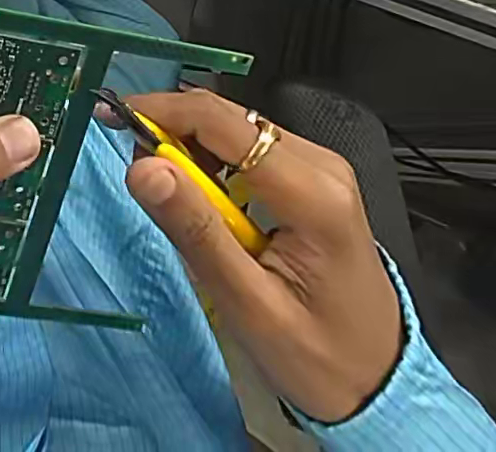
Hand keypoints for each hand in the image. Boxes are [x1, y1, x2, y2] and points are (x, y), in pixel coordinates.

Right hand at [121, 88, 402, 423]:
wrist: (382, 386)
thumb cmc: (320, 358)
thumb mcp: (250, 306)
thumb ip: (196, 231)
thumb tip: (143, 168)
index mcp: (312, 193)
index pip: (222, 124)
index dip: (161, 111)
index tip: (113, 117)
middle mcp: (319, 164)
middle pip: (226, 116)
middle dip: (169, 126)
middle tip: (136, 166)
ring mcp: (318, 165)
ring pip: (231, 125)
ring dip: (187, 142)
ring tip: (167, 189)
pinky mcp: (309, 174)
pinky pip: (244, 144)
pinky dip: (208, 156)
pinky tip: (199, 191)